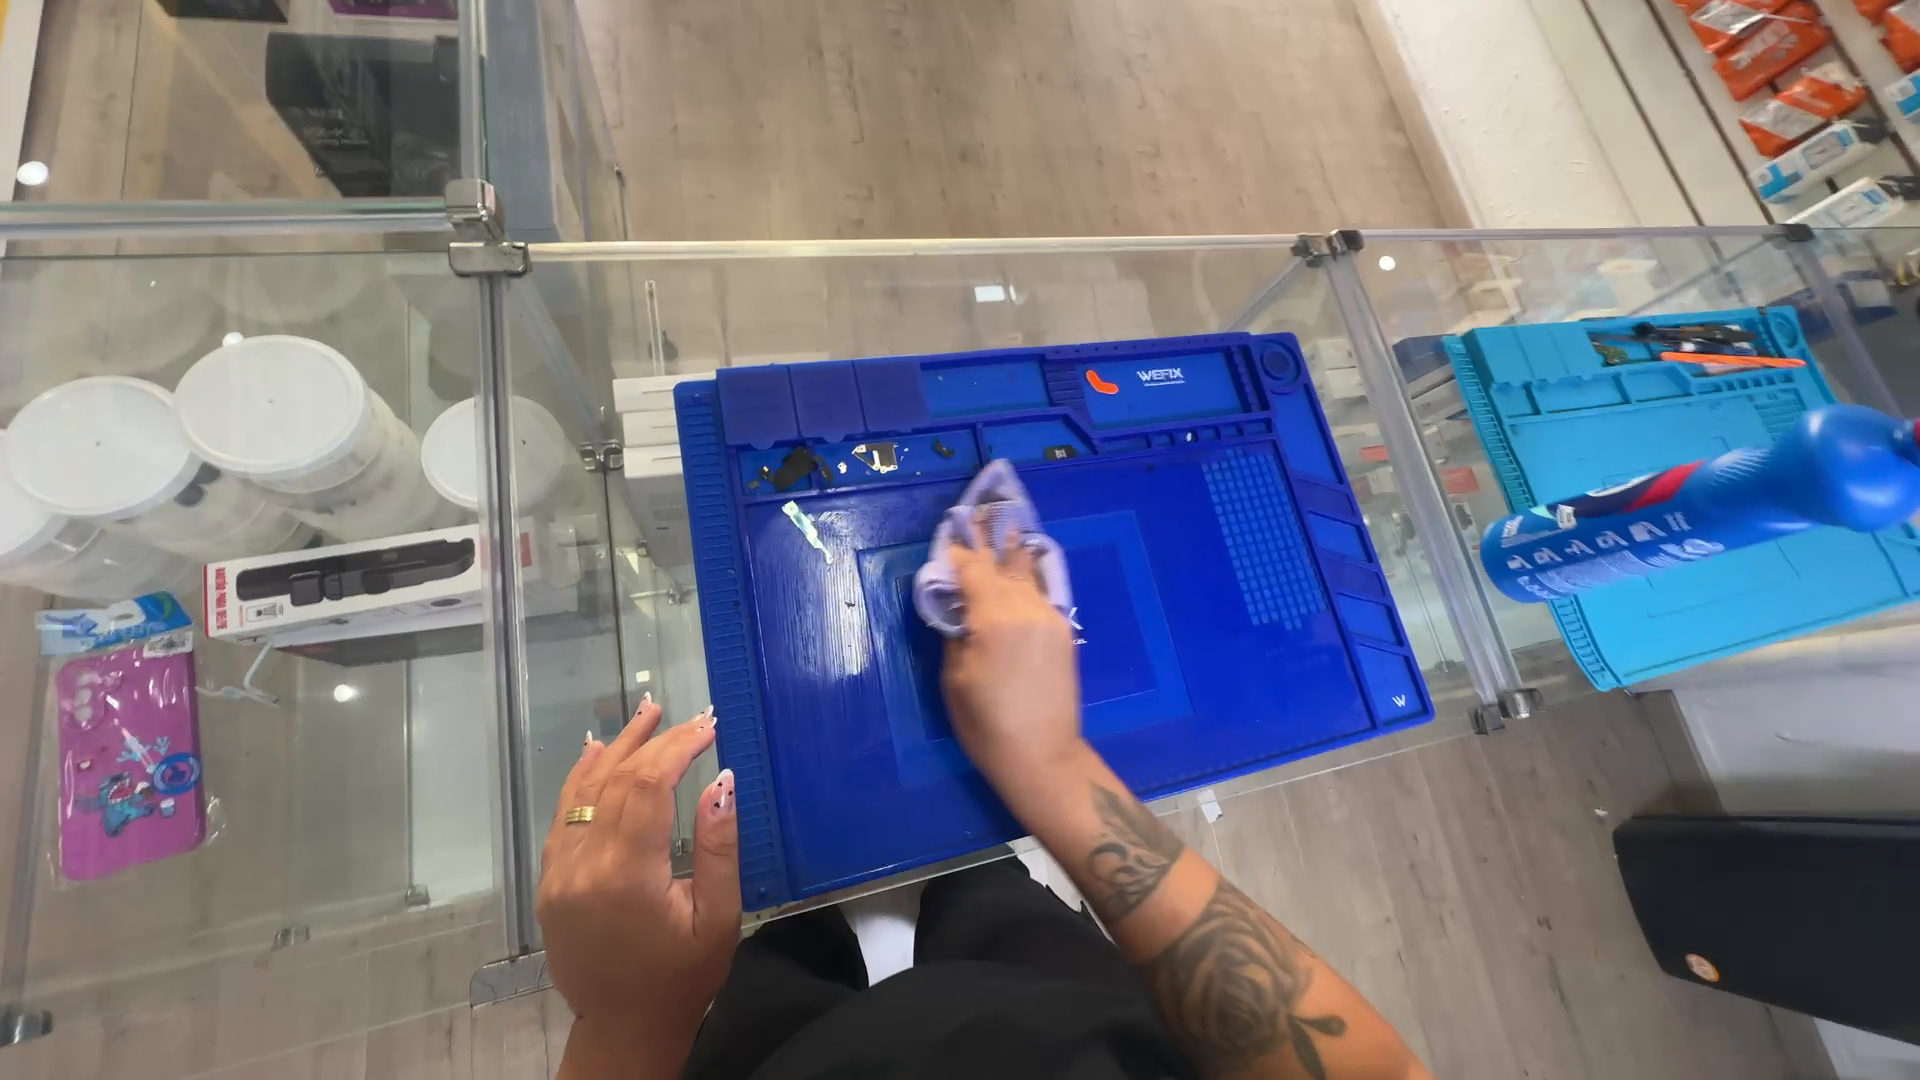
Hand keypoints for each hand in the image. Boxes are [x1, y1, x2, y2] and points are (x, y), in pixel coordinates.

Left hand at [536, 698, 737, 1070]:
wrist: (624, 1029)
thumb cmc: (684, 975)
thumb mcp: (719, 916)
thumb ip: (720, 846)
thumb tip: (723, 780)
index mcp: (626, 876)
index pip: (647, 786)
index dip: (678, 747)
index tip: (709, 726)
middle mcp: (583, 867)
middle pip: (616, 780)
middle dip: (656, 742)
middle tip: (692, 717)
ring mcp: (559, 874)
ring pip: (584, 791)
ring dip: (618, 747)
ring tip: (647, 711)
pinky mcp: (551, 882)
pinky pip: (563, 816)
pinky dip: (581, 777)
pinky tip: (596, 749)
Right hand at [941, 520, 1086, 800]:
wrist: (1043, 756)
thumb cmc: (986, 724)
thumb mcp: (954, 678)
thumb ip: (955, 630)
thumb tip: (955, 602)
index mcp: (993, 618)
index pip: (972, 569)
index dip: (958, 551)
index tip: (949, 532)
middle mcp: (1025, 608)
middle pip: (1001, 563)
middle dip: (987, 538)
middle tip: (980, 509)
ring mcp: (1050, 616)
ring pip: (1026, 573)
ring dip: (1012, 549)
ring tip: (1007, 520)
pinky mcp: (1064, 629)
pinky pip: (1041, 591)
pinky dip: (1028, 574)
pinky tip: (1025, 560)